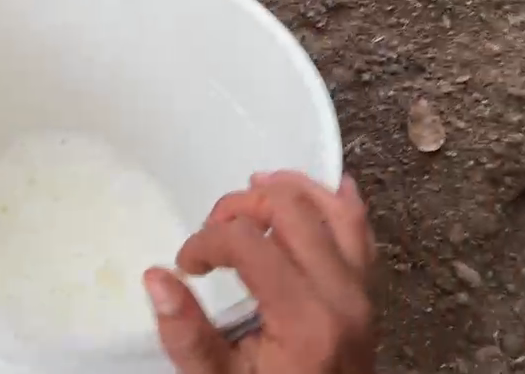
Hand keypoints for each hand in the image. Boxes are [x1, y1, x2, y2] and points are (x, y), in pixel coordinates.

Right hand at [144, 172, 377, 373]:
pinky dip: (333, 198)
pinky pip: (360, 229)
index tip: (187, 265)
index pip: (248, 242)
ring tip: (251, 189)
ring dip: (288, 188)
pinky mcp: (369, 292)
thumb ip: (188, 336)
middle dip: (241, 204)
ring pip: (333, 208)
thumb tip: (156, 277)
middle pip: (290, 208)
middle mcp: (343, 298)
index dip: (206, 242)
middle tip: (214, 229)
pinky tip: (308, 190)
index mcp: (307, 322)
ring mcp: (364, 293)